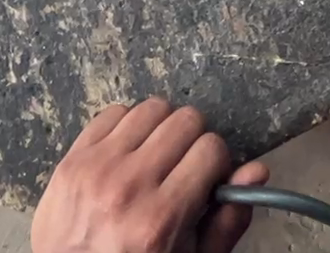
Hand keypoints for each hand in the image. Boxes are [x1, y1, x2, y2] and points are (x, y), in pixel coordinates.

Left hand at [31, 98, 269, 252]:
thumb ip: (226, 221)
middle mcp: (129, 186)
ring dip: (161, 129)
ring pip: (152, 108)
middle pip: (185, 119)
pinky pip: (113, 112)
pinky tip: (128, 154)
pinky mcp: (72, 159)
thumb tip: (257, 171)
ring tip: (155, 158)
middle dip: (192, 141)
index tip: (208, 179)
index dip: (216, 162)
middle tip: (182, 168)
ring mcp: (96, 168)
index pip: (211, 149)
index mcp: (161, 219)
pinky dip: (127, 127)